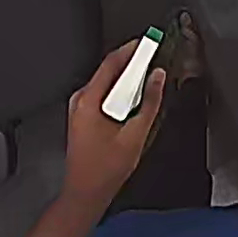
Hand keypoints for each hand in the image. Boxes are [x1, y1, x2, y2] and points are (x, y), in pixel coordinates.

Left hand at [62, 41, 166, 206]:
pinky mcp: (83, 116)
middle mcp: (80, 101)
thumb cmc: (105, 169)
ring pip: (107, 82)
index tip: (149, 41)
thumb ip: (150, 102)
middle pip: (109, 70)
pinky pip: (104, 93)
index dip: (132, 49)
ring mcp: (79, 109)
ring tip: (148, 78)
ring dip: (128, 78)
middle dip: (133, 62)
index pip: (112, 63)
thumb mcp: (135, 134)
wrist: (85, 194)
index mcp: (88, 102)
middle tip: (153, 57)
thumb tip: (158, 77)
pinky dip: (121, 90)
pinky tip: (135, 98)